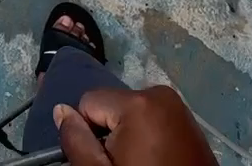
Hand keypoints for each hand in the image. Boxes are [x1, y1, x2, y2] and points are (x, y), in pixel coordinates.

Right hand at [54, 86, 218, 165]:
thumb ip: (77, 142)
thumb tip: (61, 110)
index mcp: (138, 102)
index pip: (89, 102)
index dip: (90, 133)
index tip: (107, 160)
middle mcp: (160, 93)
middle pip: (112, 106)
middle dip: (112, 134)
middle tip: (127, 165)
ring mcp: (179, 107)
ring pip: (132, 112)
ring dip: (131, 136)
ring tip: (144, 165)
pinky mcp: (190, 122)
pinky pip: (154, 119)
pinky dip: (151, 138)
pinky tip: (159, 162)